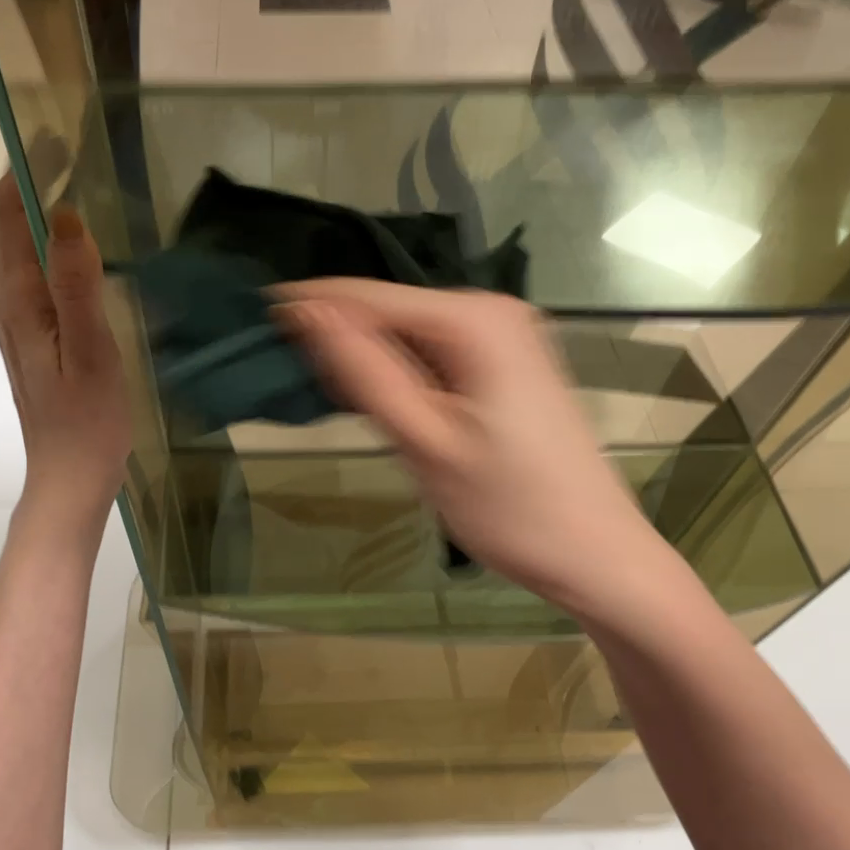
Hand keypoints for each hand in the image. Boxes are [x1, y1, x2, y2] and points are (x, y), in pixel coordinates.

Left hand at [0, 176, 130, 529]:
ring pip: (8, 256)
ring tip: (60, 188)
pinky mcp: (30, 347)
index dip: (22, 175)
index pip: (6, 220)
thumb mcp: (91, 352)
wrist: (69, 480)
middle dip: (19, 186)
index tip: (51, 139)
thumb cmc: (87, 423)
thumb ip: (76, 285)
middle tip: (56, 153)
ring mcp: (15, 330)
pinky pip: (25, 280)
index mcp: (19, 305)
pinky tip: (64, 254)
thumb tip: (63, 216)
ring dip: (25, 215)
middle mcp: (7, 310)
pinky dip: (36, 249)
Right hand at [278, 280, 650, 608]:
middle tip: (290, 384)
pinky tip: (384, 410)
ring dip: (371, 365)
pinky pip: (437, 359)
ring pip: (411, 338)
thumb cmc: (510, 508)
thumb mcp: (426, 442)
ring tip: (328, 402)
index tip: (254, 324)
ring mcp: (506, 339)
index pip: (369, 295)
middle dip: (342, 342)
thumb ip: (366, 372)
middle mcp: (493, 311)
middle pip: (392, 313)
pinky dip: (404, 379)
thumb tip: (309, 312)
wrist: (595, 554)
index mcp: (474, 319)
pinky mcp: (509, 368)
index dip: (309, 308)